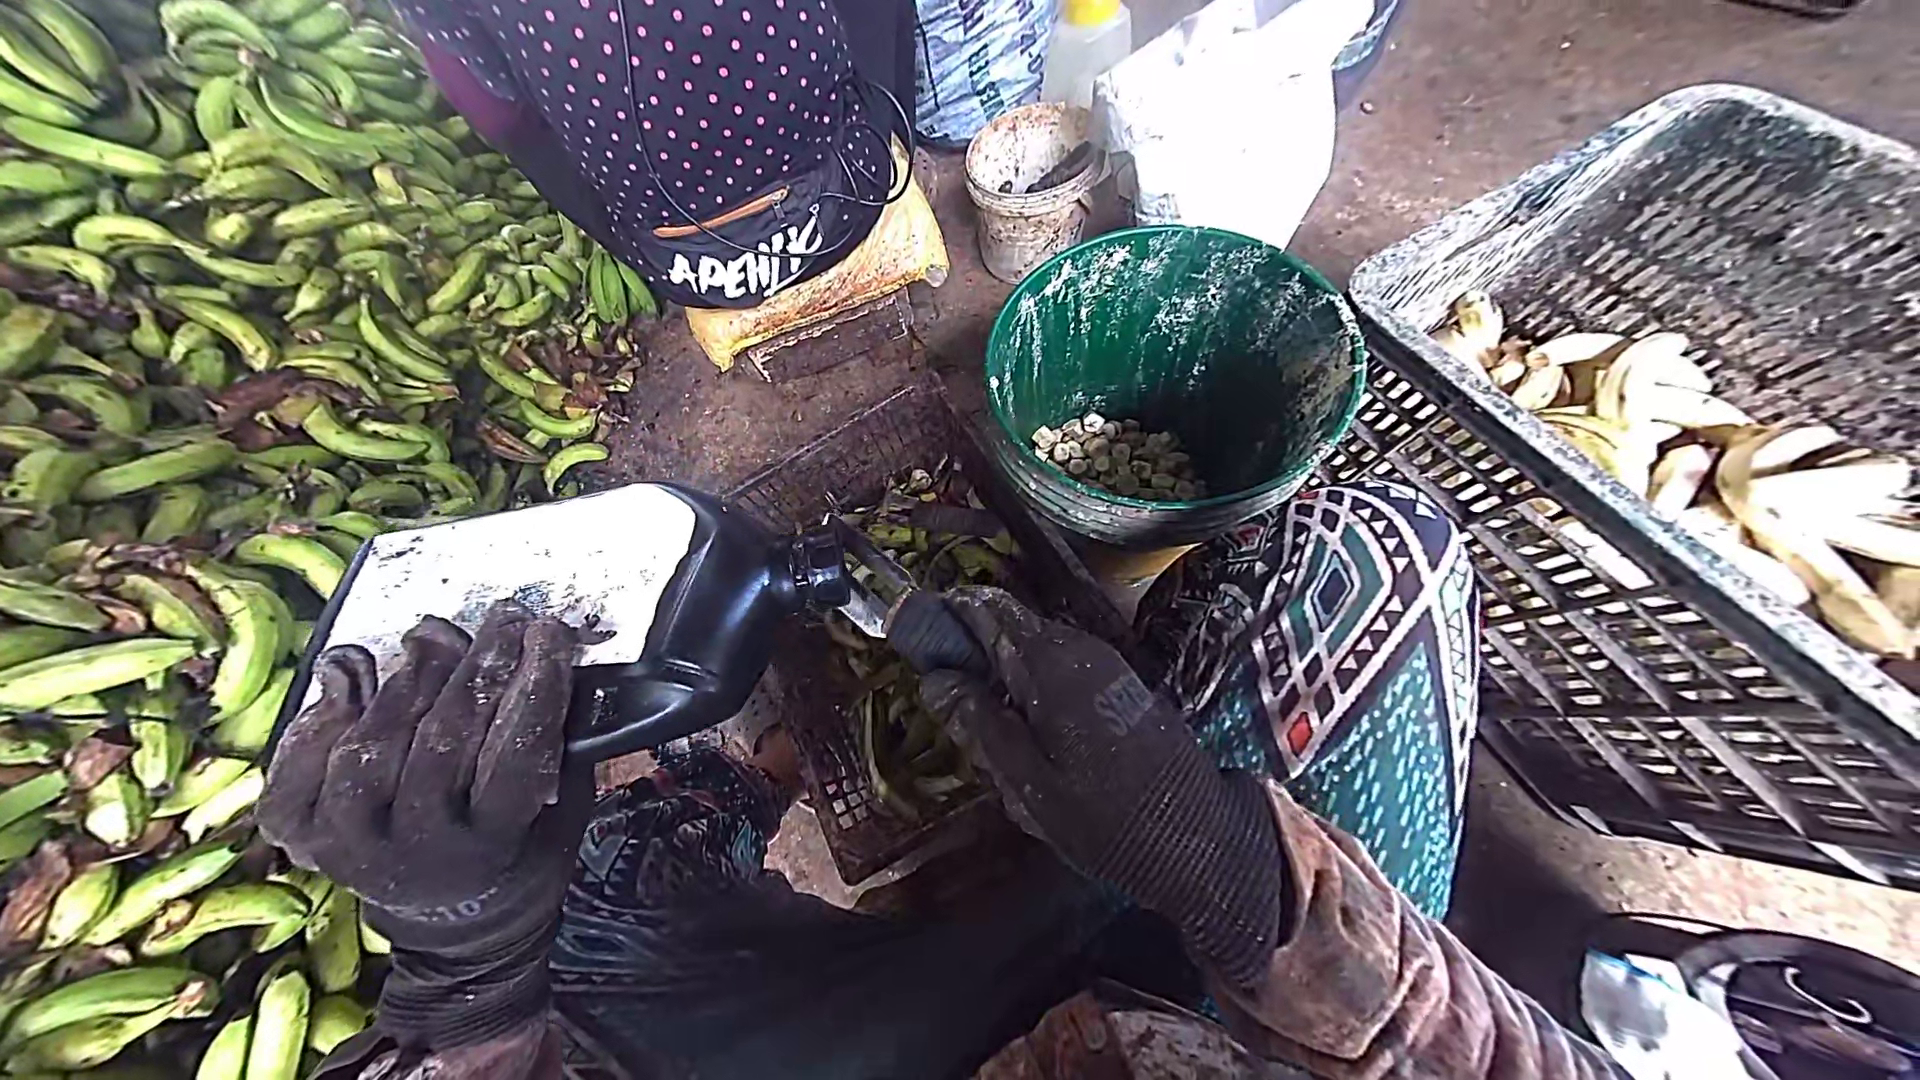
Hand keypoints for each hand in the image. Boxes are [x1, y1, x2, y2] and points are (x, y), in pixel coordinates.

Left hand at [259, 601, 588, 1052]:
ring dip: (405, 685)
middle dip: (480, 666)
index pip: (518, 748)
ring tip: (431, 637)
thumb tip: (545, 658)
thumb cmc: (532, 841)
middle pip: (444, 743)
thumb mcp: (567, 793)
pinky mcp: (307, 846)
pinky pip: (294, 783)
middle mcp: (420, 850)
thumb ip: (557, 735)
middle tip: (503, 617)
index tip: (550, 629)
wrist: (465, 911)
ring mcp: (353, 850)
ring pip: (369, 756)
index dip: (537, 682)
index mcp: (497, 838)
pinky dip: (316, 727)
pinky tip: (345, 678)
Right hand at [919, 588, 1285, 990]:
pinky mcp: (1119, 683)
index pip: (990, 610)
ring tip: (987, 722)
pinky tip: (1028, 730)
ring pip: (1035, 649)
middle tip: (951, 695)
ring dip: (1004, 671)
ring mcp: (1104, 663)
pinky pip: (1061, 667)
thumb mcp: (1028, 782)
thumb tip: (935, 680)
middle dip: (974, 650)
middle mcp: (1078, 649)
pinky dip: (1032, 684)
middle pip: (1011, 627)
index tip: (921, 632)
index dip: (952, 612)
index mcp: (1050, 664)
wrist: (1203, 838)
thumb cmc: (1107, 819)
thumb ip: (981, 724)